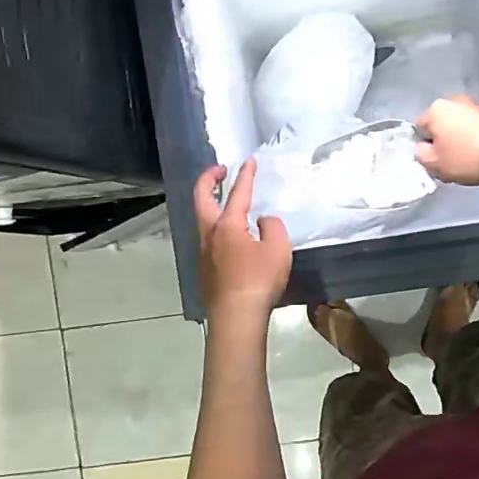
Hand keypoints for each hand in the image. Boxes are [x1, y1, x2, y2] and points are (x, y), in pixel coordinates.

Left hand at [193, 160, 291, 320]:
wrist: (235, 316)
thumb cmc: (258, 281)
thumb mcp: (278, 249)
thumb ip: (272, 227)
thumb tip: (261, 222)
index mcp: (226, 225)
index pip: (237, 193)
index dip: (245, 175)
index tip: (249, 161)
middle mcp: (209, 234)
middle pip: (201, 198)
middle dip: (208, 179)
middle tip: (220, 170)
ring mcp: (202, 252)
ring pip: (202, 219)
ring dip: (210, 204)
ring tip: (224, 201)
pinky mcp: (203, 268)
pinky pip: (207, 239)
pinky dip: (216, 227)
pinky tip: (231, 237)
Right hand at [414, 96, 478, 184]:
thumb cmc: (470, 155)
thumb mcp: (434, 164)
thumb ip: (420, 155)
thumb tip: (423, 148)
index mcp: (435, 109)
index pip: (419, 130)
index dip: (425, 148)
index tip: (436, 161)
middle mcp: (454, 101)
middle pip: (440, 128)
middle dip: (444, 143)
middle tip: (451, 163)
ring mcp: (477, 106)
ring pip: (459, 129)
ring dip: (461, 143)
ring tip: (471, 161)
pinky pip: (477, 131)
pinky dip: (478, 142)